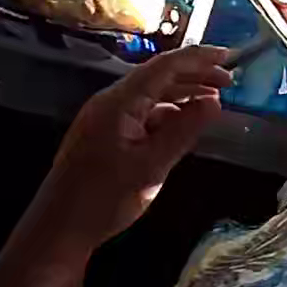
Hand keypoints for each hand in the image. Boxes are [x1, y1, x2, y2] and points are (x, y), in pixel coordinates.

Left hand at [32, 45, 232, 251]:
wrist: (58, 230)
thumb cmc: (105, 199)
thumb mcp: (151, 166)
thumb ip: (184, 131)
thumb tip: (215, 102)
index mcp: (120, 101)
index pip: (165, 66)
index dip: (198, 58)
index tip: (228, 56)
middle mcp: (111, 100)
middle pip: (158, 76)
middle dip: (194, 75)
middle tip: (229, 82)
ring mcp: (106, 116)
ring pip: (151, 94)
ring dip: (182, 94)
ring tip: (213, 101)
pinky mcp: (106, 133)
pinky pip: (142, 112)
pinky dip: (167, 113)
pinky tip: (184, 124)